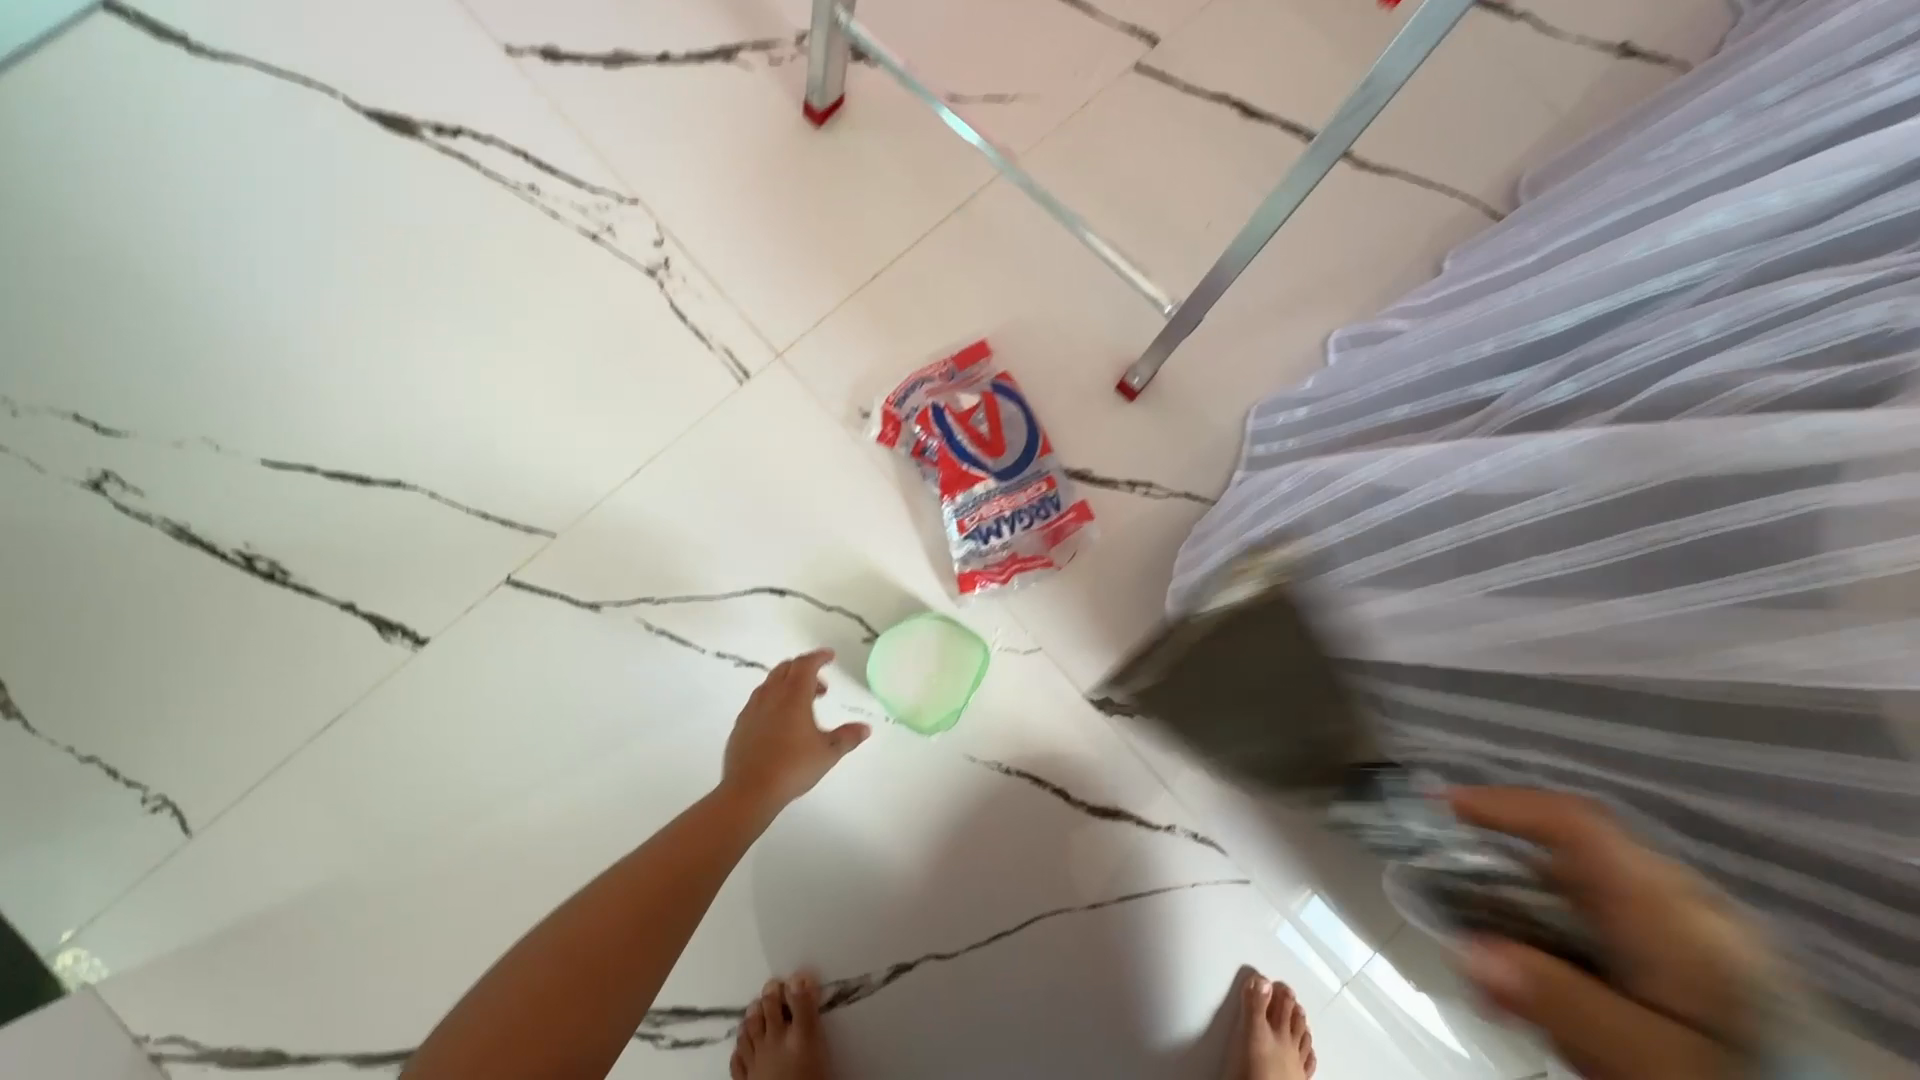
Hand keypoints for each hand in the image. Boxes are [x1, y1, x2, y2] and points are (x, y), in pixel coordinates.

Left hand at [718, 649, 869, 817]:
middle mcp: (771, 696)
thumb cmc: (793, 767)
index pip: (806, 665)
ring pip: (770, 684)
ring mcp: (752, 709)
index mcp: (793, 696)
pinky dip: (773, 700)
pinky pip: (758, 701)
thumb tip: (865, 728)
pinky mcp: (741, 725)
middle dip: (804, 669)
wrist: (750, 790)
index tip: (830, 656)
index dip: (819, 656)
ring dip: (787, 684)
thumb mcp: (828, 753)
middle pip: (785, 669)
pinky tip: (779, 723)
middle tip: (821, 686)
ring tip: (802, 705)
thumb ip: (847, 737)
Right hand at [1449, 788, 1779, 1079]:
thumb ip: (1560, 1001)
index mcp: (1670, 910)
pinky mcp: (1690, 960)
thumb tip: (1467, 952)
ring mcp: (1689, 930)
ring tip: (1490, 965)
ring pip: (1582, 892)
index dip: (1507, 804)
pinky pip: (1602, 922)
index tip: (1441, 802)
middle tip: (1449, 900)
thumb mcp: (1643, 1054)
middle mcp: (1678, 903)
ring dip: (1521, 915)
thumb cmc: (1726, 1075)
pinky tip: (1542, 987)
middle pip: (1570, 856)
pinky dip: (1554, 938)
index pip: (1578, 825)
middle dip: (1499, 871)